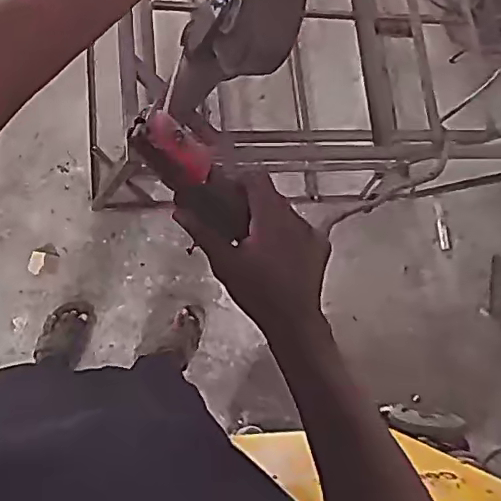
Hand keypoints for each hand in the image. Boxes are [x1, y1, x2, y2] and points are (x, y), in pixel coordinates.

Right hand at [175, 171, 331, 341]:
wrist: (294, 322)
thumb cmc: (257, 292)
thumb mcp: (225, 262)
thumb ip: (203, 232)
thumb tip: (180, 212)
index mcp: (271, 216)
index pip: (256, 179)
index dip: (238, 180)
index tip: (223, 192)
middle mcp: (294, 218)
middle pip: (270, 195)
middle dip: (249, 201)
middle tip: (230, 216)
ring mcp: (311, 232)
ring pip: (284, 212)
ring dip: (266, 217)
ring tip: (249, 238)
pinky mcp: (320, 246)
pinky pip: (298, 228)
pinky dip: (284, 233)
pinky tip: (272, 252)